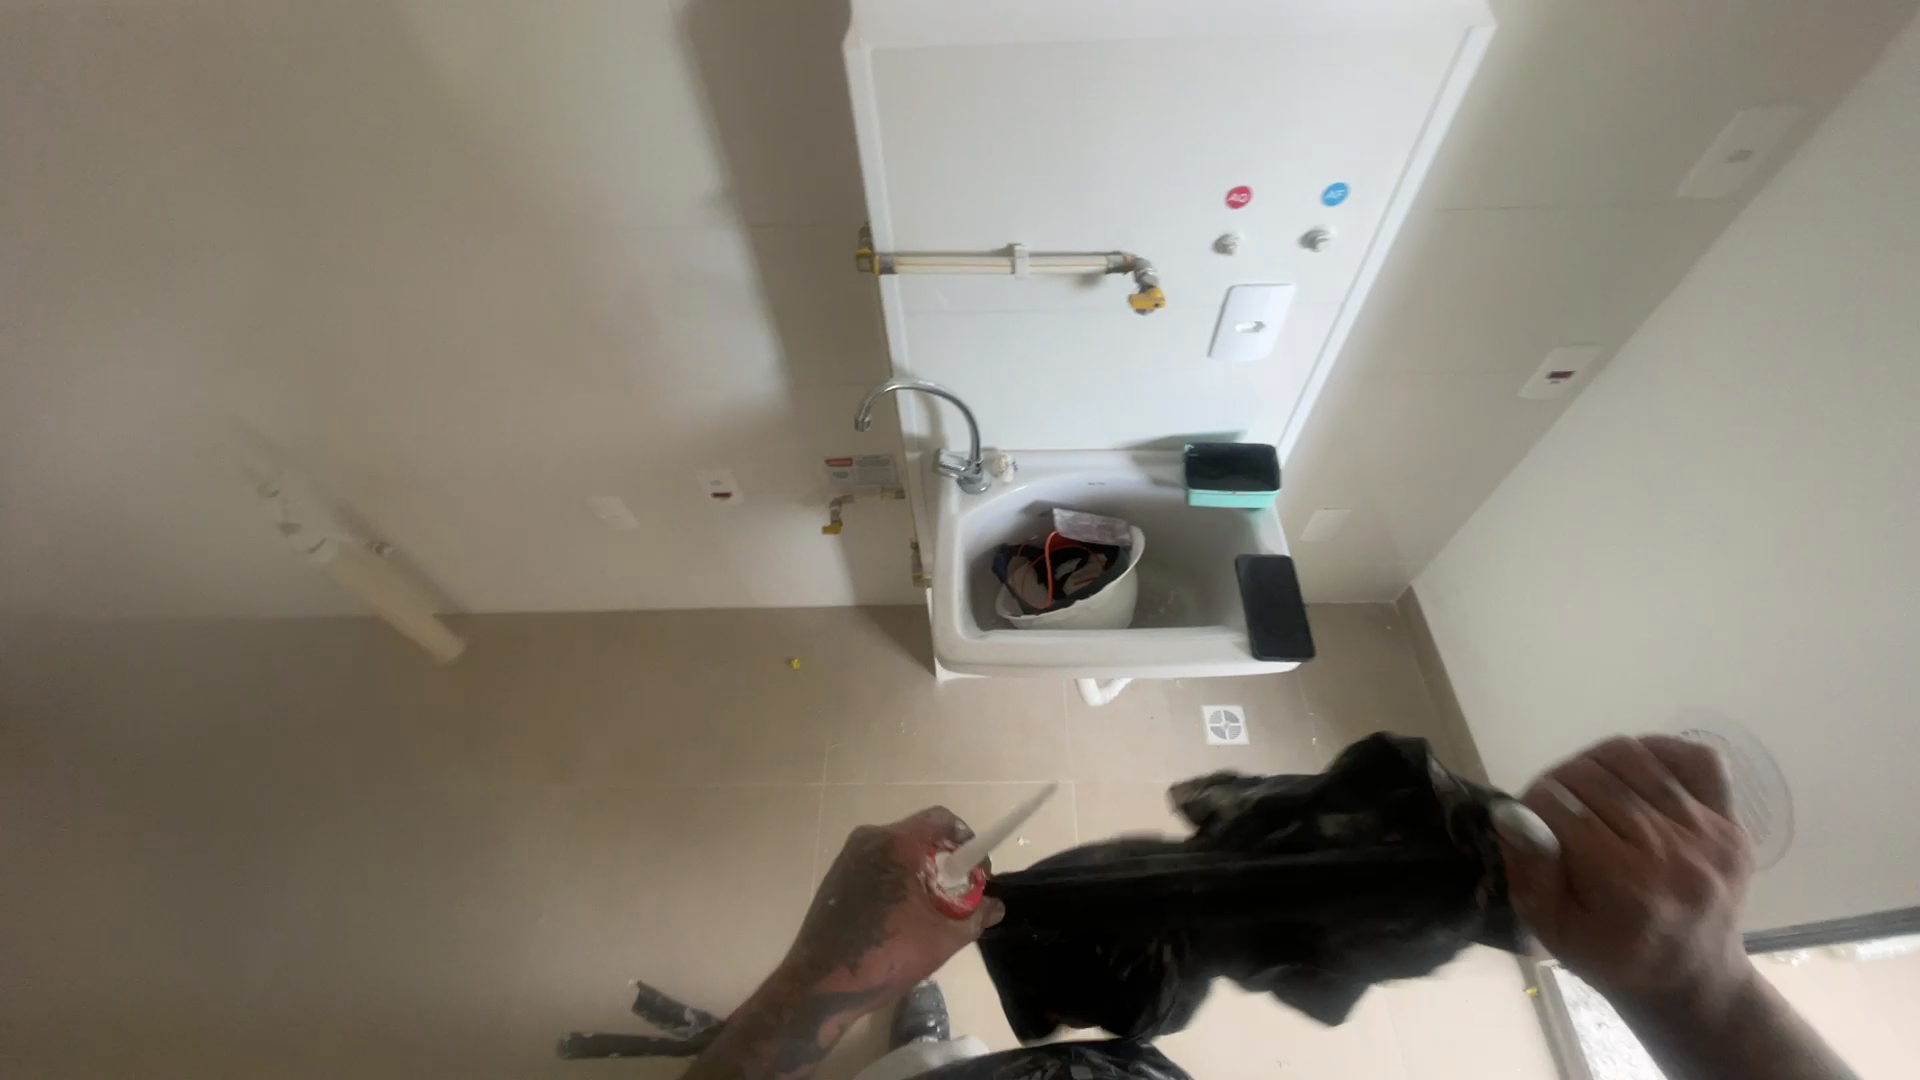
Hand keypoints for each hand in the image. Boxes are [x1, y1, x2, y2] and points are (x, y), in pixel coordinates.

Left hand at [781, 807, 1004, 1009]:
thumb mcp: (941, 939)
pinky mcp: (837, 874)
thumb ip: (975, 916)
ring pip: (896, 850)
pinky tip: (898, 913)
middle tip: (957, 892)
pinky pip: (876, 863)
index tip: (976, 869)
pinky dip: (894, 878)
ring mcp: (849, 855)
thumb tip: (997, 906)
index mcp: (897, 843)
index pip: (941, 819)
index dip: (965, 838)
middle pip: (918, 834)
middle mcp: (871, 838)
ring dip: (918, 870)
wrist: (819, 985)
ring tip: (929, 907)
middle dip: (943, 859)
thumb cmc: (885, 955)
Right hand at [1495, 736, 1755, 1013]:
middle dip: (1555, 785)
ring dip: (1594, 766)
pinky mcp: (1732, 826)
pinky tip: (1635, 777)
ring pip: (1632, 756)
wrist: (1694, 983)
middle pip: (1589, 774)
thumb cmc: (1608, 955)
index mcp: (1627, 880)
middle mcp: (1673, 851)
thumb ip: (1529, 868)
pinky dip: (1659, 753)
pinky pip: (1697, 760)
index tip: (1530, 829)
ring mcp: (1709, 834)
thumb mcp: (1549, 925)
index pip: (1554, 802)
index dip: (1528, 807)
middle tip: (1553, 812)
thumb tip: (1513, 813)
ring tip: (1587, 793)